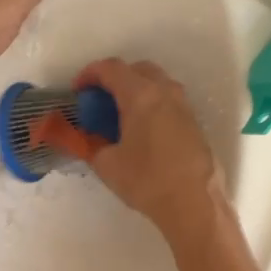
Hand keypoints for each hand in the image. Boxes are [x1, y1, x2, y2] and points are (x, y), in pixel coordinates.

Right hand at [75, 59, 226, 231]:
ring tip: (119, 116)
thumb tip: (84, 138)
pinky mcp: (193, 121)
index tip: (77, 90)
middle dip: (114, 79)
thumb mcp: (107, 165)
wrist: (193, 202)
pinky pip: (167, 100)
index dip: (90, 74)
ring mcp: (183, 105)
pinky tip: (141, 130)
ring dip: (135, 90)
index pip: (111, 69)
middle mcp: (164, 91)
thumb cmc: (147, 181)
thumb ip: (90, 145)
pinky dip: (150, 104)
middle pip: (137, 70)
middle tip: (99, 101)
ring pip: (155, 83)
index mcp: (140, 95)